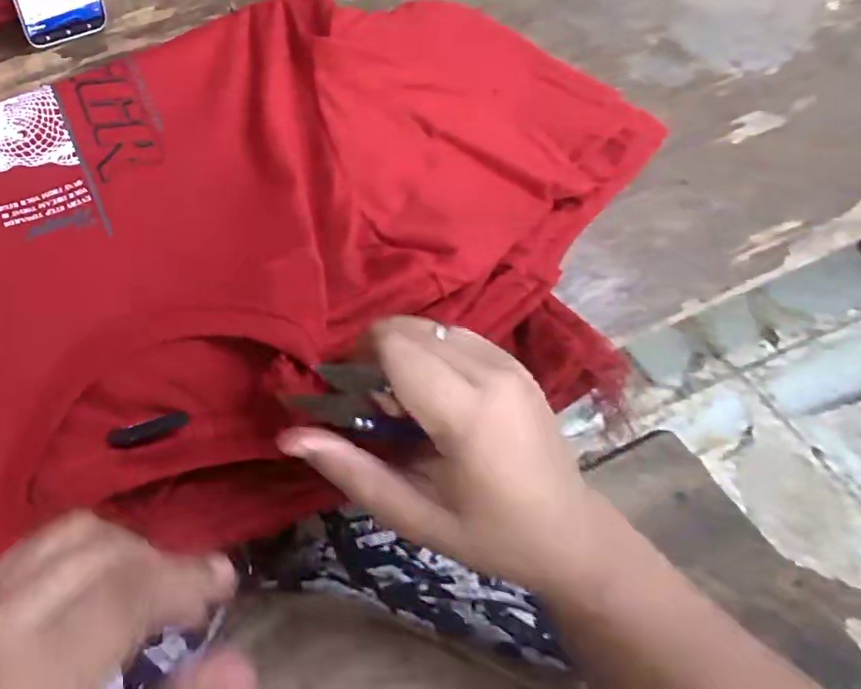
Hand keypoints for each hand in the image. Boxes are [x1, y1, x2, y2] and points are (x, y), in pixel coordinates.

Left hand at [0, 511, 247, 688]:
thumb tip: (241, 662)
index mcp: (39, 663)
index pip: (125, 589)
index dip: (184, 578)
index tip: (226, 581)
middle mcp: (5, 614)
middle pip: (100, 548)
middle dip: (157, 560)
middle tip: (193, 593)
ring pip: (67, 532)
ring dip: (120, 546)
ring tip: (148, 582)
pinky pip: (36, 544)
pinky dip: (79, 548)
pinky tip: (97, 577)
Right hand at [277, 316, 606, 590]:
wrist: (572, 535)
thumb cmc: (489, 534)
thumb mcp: (414, 515)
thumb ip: (350, 470)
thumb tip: (288, 436)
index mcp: (469, 413)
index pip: (394, 346)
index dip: (358, 360)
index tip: (349, 397)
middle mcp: (491, 372)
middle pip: (405, 329)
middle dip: (375, 355)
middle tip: (374, 406)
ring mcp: (507, 361)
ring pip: (426, 326)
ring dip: (400, 350)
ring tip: (405, 401)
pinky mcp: (514, 359)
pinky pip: (451, 333)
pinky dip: (427, 350)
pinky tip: (433, 392)